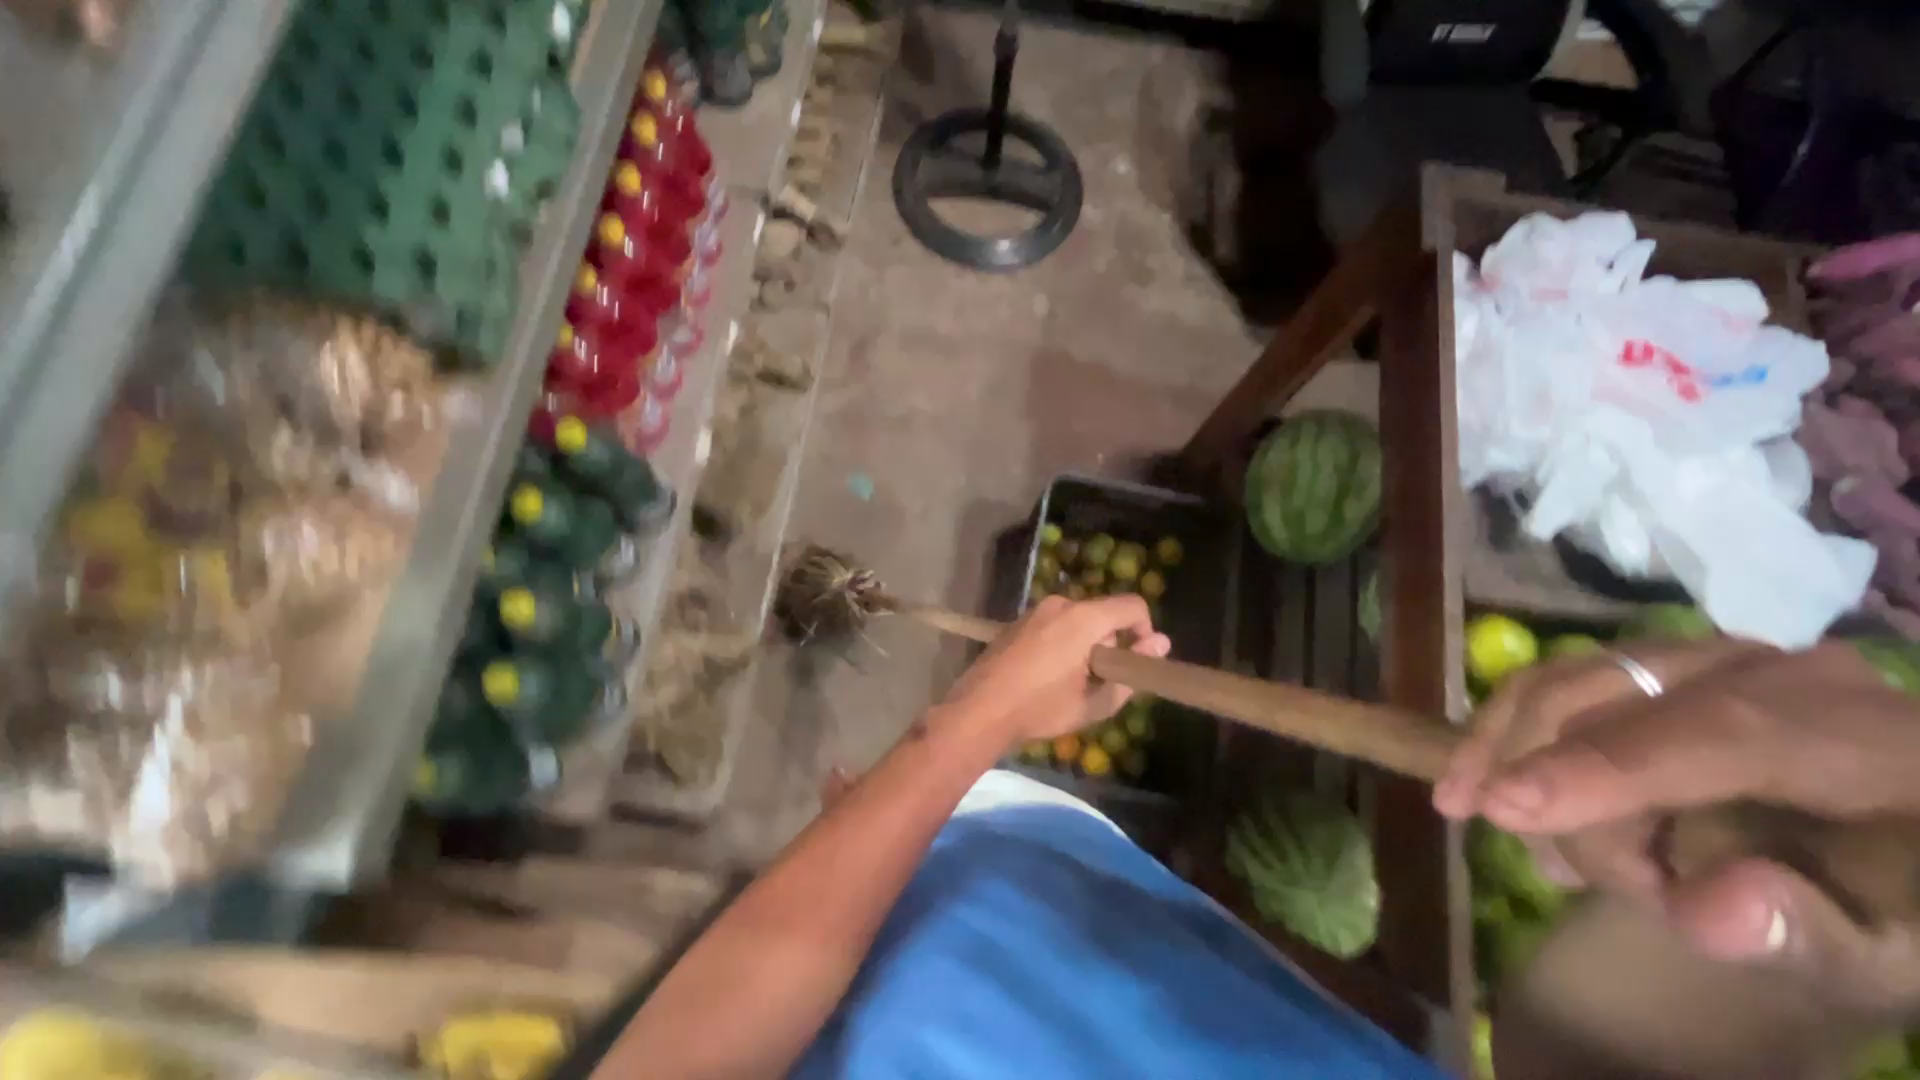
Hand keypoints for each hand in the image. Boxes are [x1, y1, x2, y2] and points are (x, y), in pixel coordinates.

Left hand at [940, 595, 1169, 743]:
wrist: (979, 710)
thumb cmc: (1041, 708)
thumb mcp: (1095, 702)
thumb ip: (1131, 672)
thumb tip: (1160, 644)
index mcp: (1084, 618)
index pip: (1132, 606)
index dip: (1145, 631)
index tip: (1137, 661)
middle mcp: (1060, 605)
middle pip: (1103, 615)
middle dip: (1110, 643)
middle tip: (1100, 681)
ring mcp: (1035, 611)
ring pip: (1077, 621)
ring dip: (1084, 645)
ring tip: (1071, 683)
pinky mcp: (1016, 623)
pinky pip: (1053, 626)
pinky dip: (1061, 644)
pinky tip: (1046, 676)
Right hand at [1435, 640, 1919, 1016]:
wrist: (1879, 833)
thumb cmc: (1887, 896)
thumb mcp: (1893, 948)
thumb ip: (1814, 934)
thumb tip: (1712, 915)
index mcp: (1860, 734)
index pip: (1720, 733)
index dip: (1605, 768)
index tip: (1504, 809)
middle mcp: (1768, 671)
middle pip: (1613, 702)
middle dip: (1557, 790)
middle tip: (1562, 877)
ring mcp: (1697, 659)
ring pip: (1562, 684)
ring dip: (1507, 756)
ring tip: (1510, 835)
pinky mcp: (1647, 665)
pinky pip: (1552, 683)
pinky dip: (1503, 731)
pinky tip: (1477, 782)